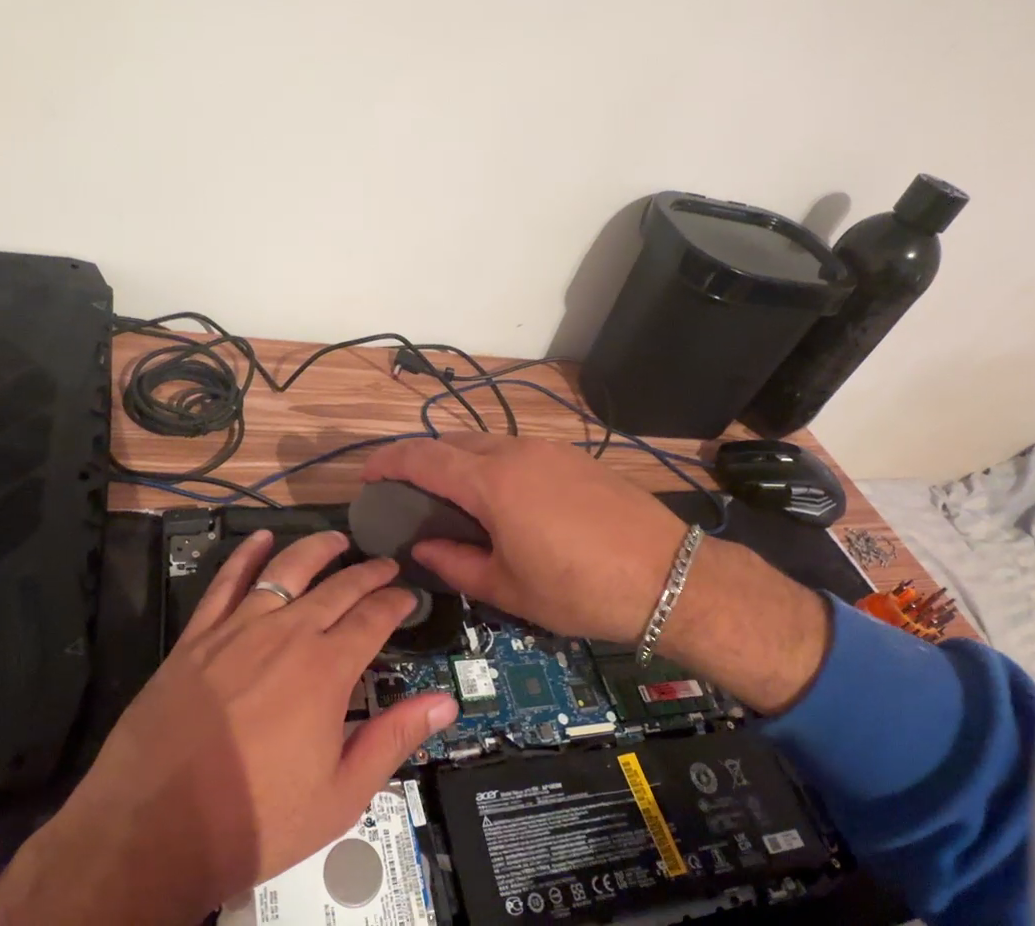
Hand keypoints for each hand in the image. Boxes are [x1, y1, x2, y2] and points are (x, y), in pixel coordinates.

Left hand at [0, 530, 458, 925]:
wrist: (154, 828)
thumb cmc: (257, 818)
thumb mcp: (341, 794)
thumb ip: (394, 739)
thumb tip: (444, 703)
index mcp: (326, 669)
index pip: (373, 617)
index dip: (396, 601)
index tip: (409, 595)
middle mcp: (286, 635)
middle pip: (337, 587)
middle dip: (367, 572)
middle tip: (386, 564)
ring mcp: (236, 630)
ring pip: (285, 570)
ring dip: (316, 549)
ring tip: (336, 539)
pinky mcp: (196, 638)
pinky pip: (224, 583)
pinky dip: (245, 556)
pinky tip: (260, 539)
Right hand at [361, 433, 829, 712]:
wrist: (668, 577)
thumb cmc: (580, 590)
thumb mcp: (509, 588)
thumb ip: (457, 563)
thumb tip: (425, 549)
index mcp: (492, 482)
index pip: (423, 458)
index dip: (387, 462)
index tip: (366, 477)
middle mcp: (517, 452)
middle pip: (452, 443)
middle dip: (420, 460)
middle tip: (404, 491)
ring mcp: (550, 450)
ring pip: (487, 444)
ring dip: (458, 461)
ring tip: (448, 497)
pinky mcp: (575, 457)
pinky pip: (518, 451)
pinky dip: (492, 465)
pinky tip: (498, 498)